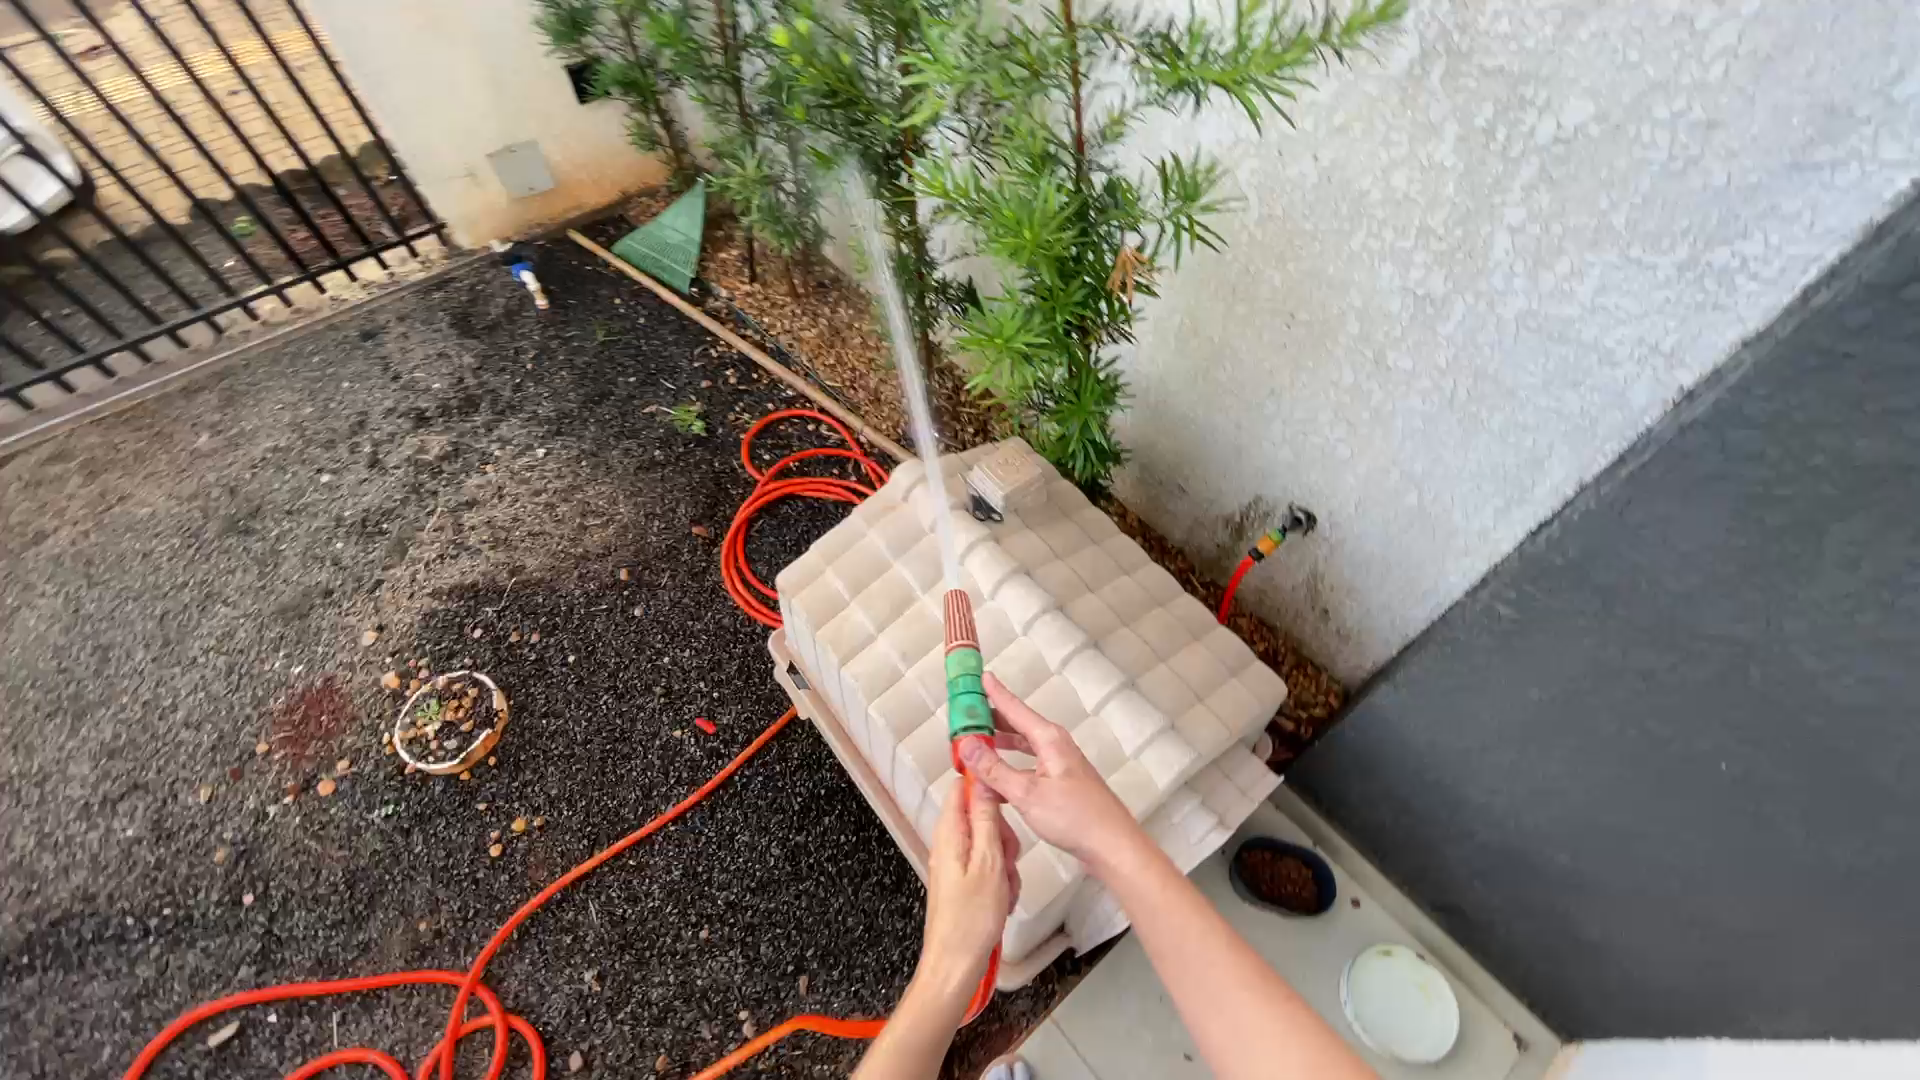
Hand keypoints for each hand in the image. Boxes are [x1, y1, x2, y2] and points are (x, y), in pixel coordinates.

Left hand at [915, 774, 1018, 1004]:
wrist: (956, 966)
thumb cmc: (971, 919)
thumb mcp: (988, 862)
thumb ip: (987, 819)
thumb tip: (982, 780)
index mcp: (950, 832)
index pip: (961, 787)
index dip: (984, 786)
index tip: (1006, 800)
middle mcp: (949, 843)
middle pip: (981, 816)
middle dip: (1002, 834)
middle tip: (1008, 859)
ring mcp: (956, 863)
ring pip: (989, 843)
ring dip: (1005, 862)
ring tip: (1006, 887)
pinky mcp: (963, 881)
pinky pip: (988, 866)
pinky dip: (1000, 879)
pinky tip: (1003, 899)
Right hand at [960, 674, 1148, 876]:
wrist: (1112, 845)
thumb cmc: (1073, 817)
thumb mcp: (1026, 793)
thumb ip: (994, 769)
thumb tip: (966, 744)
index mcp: (1048, 738)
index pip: (1014, 708)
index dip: (995, 692)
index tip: (979, 675)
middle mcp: (1054, 744)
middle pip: (1017, 723)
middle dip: (992, 718)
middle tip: (966, 714)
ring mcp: (1058, 763)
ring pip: (1022, 745)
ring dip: (999, 743)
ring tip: (975, 742)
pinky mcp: (1059, 782)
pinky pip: (1028, 764)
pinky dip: (1009, 765)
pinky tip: (994, 777)